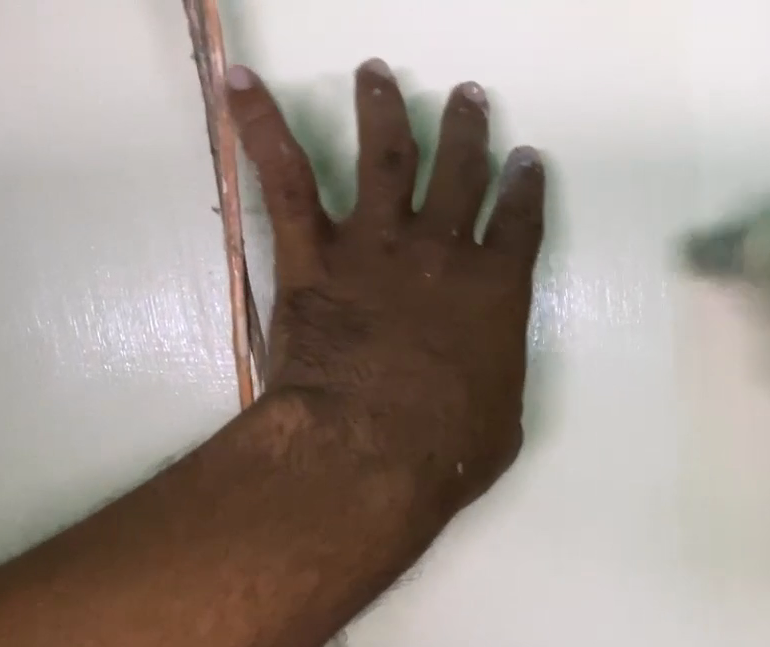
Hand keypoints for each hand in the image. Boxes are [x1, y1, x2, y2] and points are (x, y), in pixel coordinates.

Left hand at [225, 59, 545, 518]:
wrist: (370, 448)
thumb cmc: (447, 450)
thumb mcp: (501, 421)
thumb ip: (498, 378)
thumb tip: (485, 372)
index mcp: (496, 291)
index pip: (519, 223)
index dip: (525, 188)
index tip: (526, 162)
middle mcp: (442, 251)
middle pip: (460, 173)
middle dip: (468, 132)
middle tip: (468, 97)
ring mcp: (376, 245)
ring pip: (385, 156)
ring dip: (384, 109)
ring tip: (377, 74)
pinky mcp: (313, 254)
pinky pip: (286, 177)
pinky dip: (260, 127)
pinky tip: (243, 84)